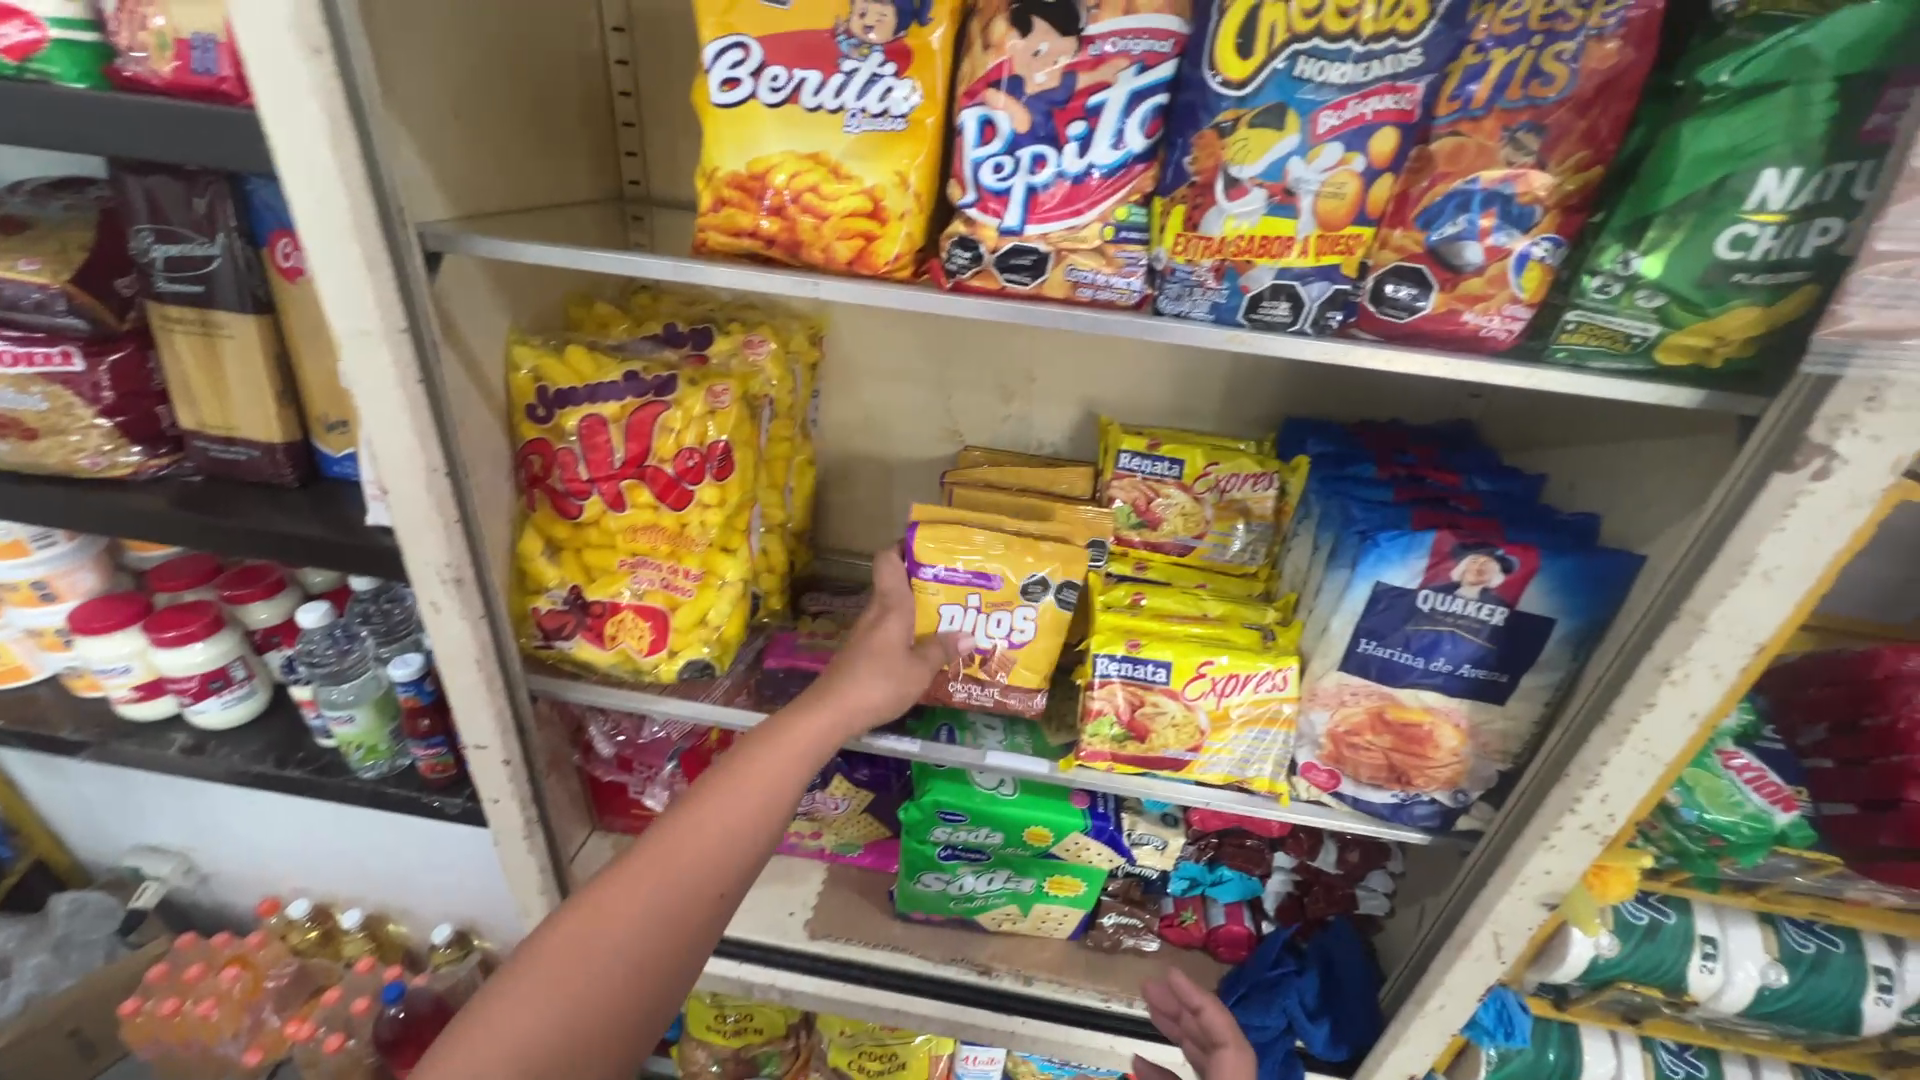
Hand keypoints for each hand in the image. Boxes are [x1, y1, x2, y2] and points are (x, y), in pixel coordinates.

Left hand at [797, 546, 963, 736]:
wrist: (831, 712)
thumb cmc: (878, 683)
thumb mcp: (919, 670)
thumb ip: (942, 650)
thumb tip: (968, 635)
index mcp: (891, 605)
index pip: (888, 559)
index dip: (905, 547)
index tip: (931, 549)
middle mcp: (877, 612)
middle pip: (896, 583)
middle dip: (924, 582)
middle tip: (956, 588)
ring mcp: (866, 633)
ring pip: (894, 610)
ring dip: (918, 611)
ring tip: (950, 619)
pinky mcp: (862, 652)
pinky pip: (890, 632)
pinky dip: (908, 634)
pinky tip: (926, 649)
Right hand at [1135, 969, 1257, 1079]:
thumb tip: (1121, 1063)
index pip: (1228, 1038)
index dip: (1201, 1003)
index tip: (1170, 974)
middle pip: (1216, 1040)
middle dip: (1183, 1010)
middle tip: (1149, 985)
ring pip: (1207, 1058)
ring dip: (1177, 1033)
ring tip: (1150, 1008)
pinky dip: (1169, 1070)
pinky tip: (1140, 1060)